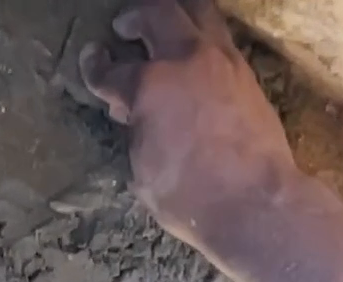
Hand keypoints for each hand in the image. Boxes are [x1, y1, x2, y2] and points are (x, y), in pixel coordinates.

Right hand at [82, 0, 296, 245]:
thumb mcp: (143, 171)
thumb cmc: (188, 196)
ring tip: (164, 27)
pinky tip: (194, 60)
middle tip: (123, 25)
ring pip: (198, 11)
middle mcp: (186, 60)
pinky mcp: (246, 73)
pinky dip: (201, 39)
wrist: (252, 201)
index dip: (95, 67)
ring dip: (176, 14)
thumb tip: (134, 115)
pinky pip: (219, 38)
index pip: (112, 71)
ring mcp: (222, 61)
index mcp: (150, 87)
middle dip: (135, 17)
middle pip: (158, 14)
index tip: (90, 60)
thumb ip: (136, 133)